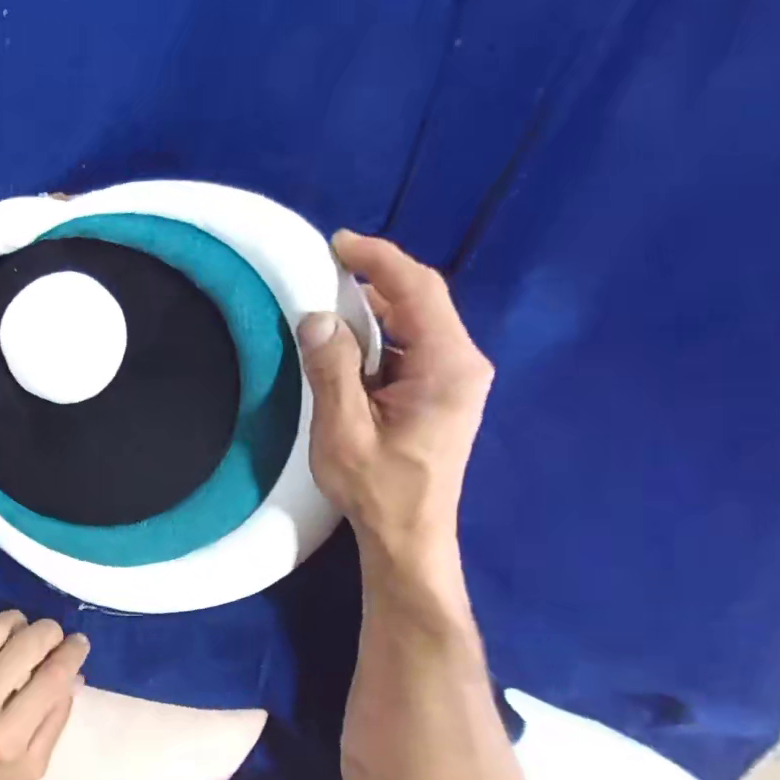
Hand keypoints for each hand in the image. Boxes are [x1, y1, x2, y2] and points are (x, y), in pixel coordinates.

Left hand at [0, 612, 87, 779]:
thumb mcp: (27, 770)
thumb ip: (55, 721)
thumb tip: (74, 674)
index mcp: (8, 739)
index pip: (53, 678)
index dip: (72, 652)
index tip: (78, 642)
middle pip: (26, 643)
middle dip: (49, 631)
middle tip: (52, 635)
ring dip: (15, 621)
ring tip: (21, 631)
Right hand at [298, 230, 493, 554]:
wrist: (409, 536)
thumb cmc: (377, 488)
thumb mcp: (343, 430)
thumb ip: (331, 370)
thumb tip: (316, 318)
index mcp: (448, 366)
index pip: (418, 291)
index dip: (379, 259)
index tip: (338, 243)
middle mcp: (462, 363)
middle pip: (421, 302)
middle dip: (373, 282)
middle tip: (323, 274)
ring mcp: (457, 379)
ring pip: (415, 324)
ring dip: (373, 312)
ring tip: (328, 309)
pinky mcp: (442, 393)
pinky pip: (410, 348)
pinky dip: (378, 338)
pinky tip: (347, 347)